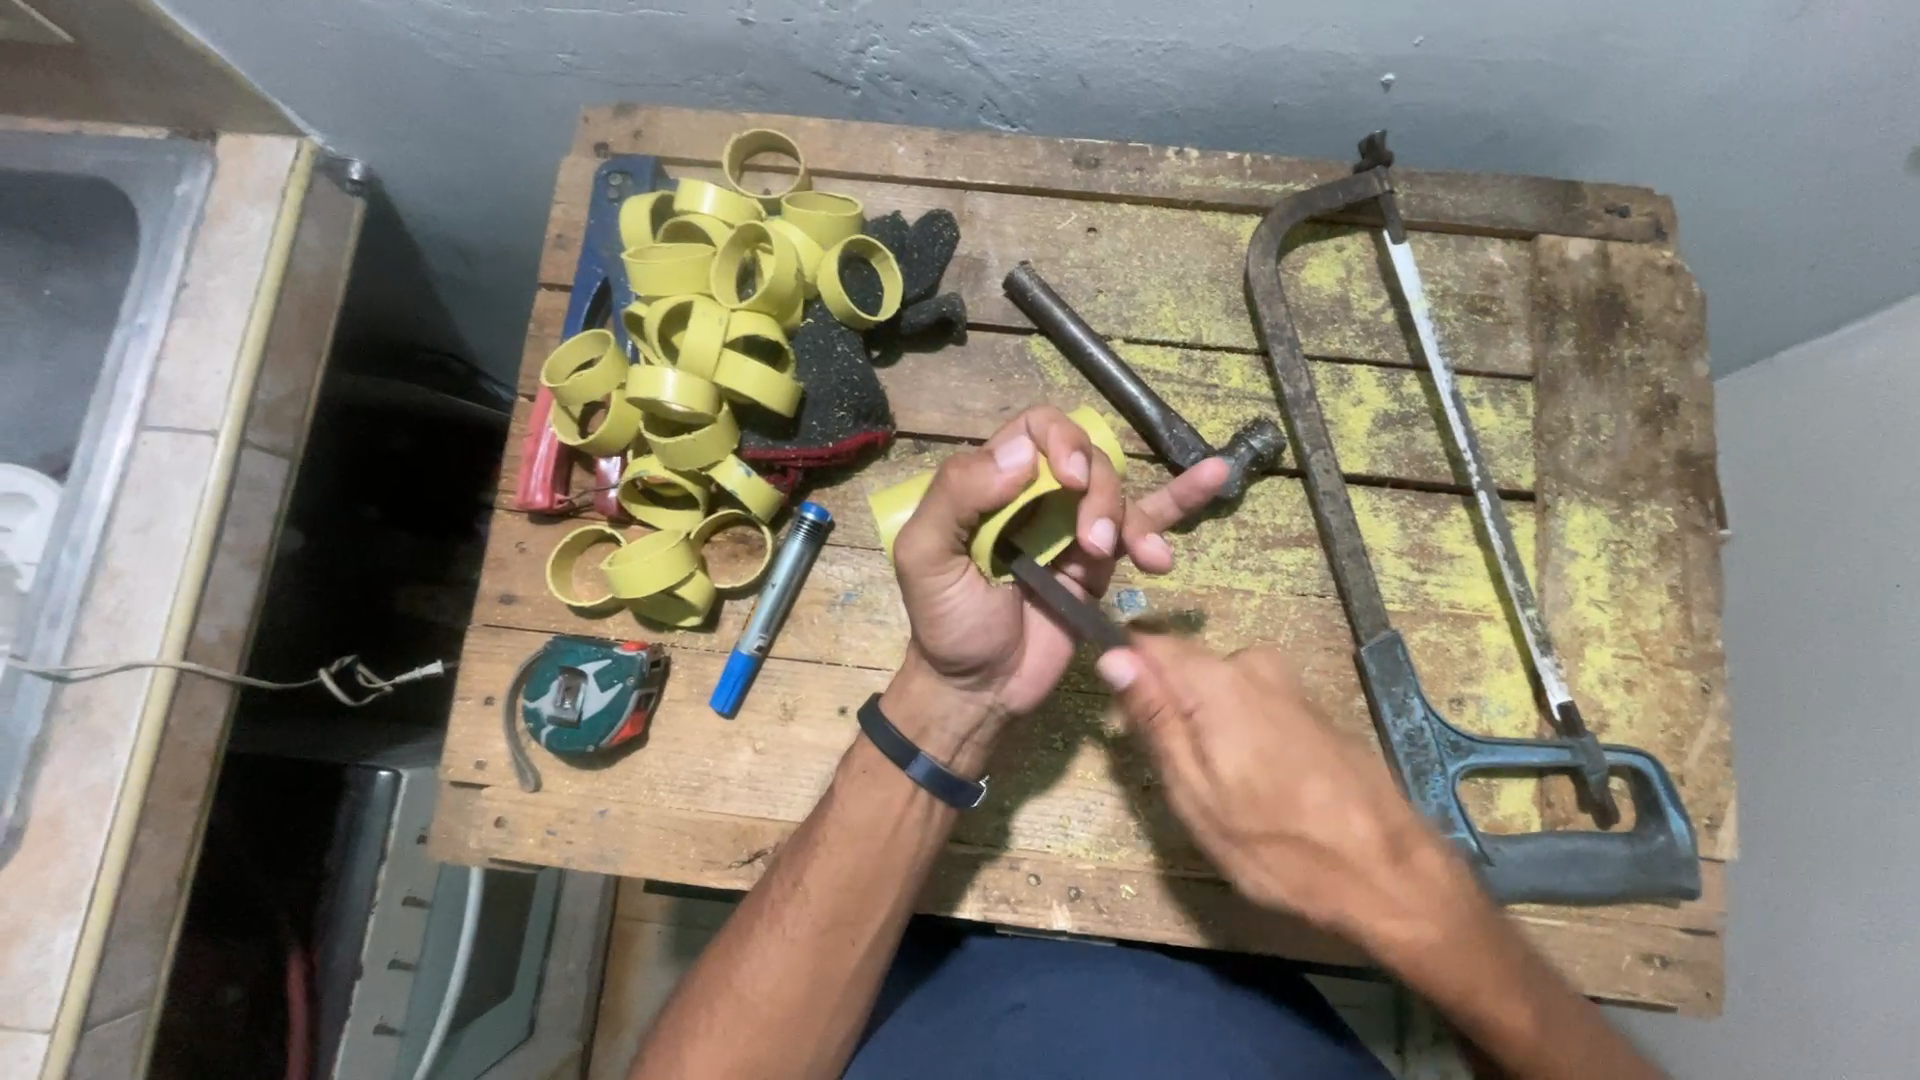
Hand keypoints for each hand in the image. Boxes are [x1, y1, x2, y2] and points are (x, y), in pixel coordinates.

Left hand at [882, 407, 1229, 775]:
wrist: (980, 690)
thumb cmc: (945, 623)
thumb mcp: (925, 556)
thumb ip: (957, 495)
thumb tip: (1021, 453)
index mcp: (989, 483)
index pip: (1035, 430)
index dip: (1060, 441)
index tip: (1069, 480)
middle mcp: (1033, 496)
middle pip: (1087, 458)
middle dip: (1099, 493)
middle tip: (1091, 544)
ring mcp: (1070, 529)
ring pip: (1117, 492)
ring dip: (1128, 518)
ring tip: (1129, 558)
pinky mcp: (1100, 565)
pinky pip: (1146, 523)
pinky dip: (1181, 500)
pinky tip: (1217, 477)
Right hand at [1098, 635, 1483, 945]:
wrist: (1393, 876)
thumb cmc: (1278, 843)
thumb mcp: (1195, 791)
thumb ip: (1154, 717)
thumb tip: (1113, 656)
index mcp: (1217, 680)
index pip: (1148, 644)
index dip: (1127, 674)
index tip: (1124, 722)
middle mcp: (1254, 666)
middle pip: (1184, 667)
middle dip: (1169, 706)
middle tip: (1176, 774)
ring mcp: (1289, 685)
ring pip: (1218, 688)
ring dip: (1206, 724)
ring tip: (1219, 788)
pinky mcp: (1313, 709)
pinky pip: (1252, 703)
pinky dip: (1241, 731)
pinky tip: (1260, 785)